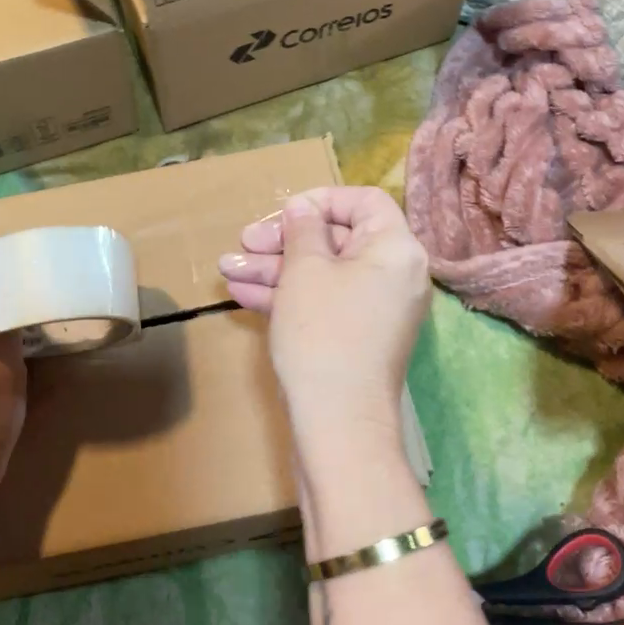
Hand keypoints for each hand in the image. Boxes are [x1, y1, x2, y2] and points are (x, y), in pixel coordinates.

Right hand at [218, 188, 430, 430]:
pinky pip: (324, 302)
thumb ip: (302, 230)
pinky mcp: (358, 338)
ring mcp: (376, 310)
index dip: (321, 200)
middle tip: (243, 242)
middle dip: (284, 240)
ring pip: (324, 274)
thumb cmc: (323, 333)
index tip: (283, 214)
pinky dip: (288, 296)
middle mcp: (394, 275)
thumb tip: (302, 209)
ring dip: (275, 269)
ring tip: (227, 269)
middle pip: (337, 239)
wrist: (338, 425)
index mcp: (396, 249)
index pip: (364, 202)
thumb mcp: (305, 271)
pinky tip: (243, 295)